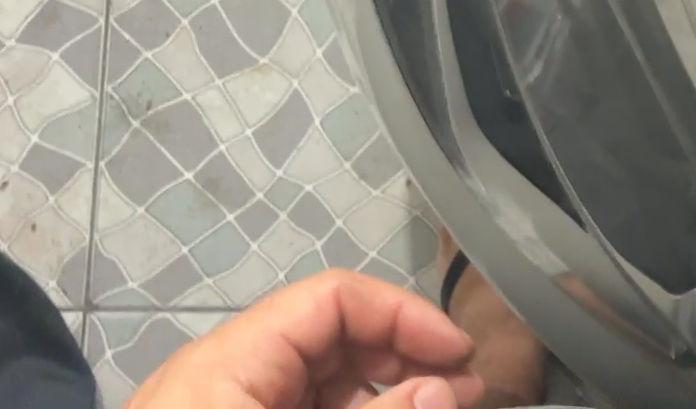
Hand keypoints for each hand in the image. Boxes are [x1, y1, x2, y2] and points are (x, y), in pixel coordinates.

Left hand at [126, 270, 484, 408]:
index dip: (403, 313)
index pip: (334, 299)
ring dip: (388, 392)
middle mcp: (231, 375)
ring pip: (328, 380)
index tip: (458, 353)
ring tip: (443, 406)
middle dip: (404, 355)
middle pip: (336, 336)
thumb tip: (448, 388)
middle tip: (464, 391)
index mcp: (230, 362)